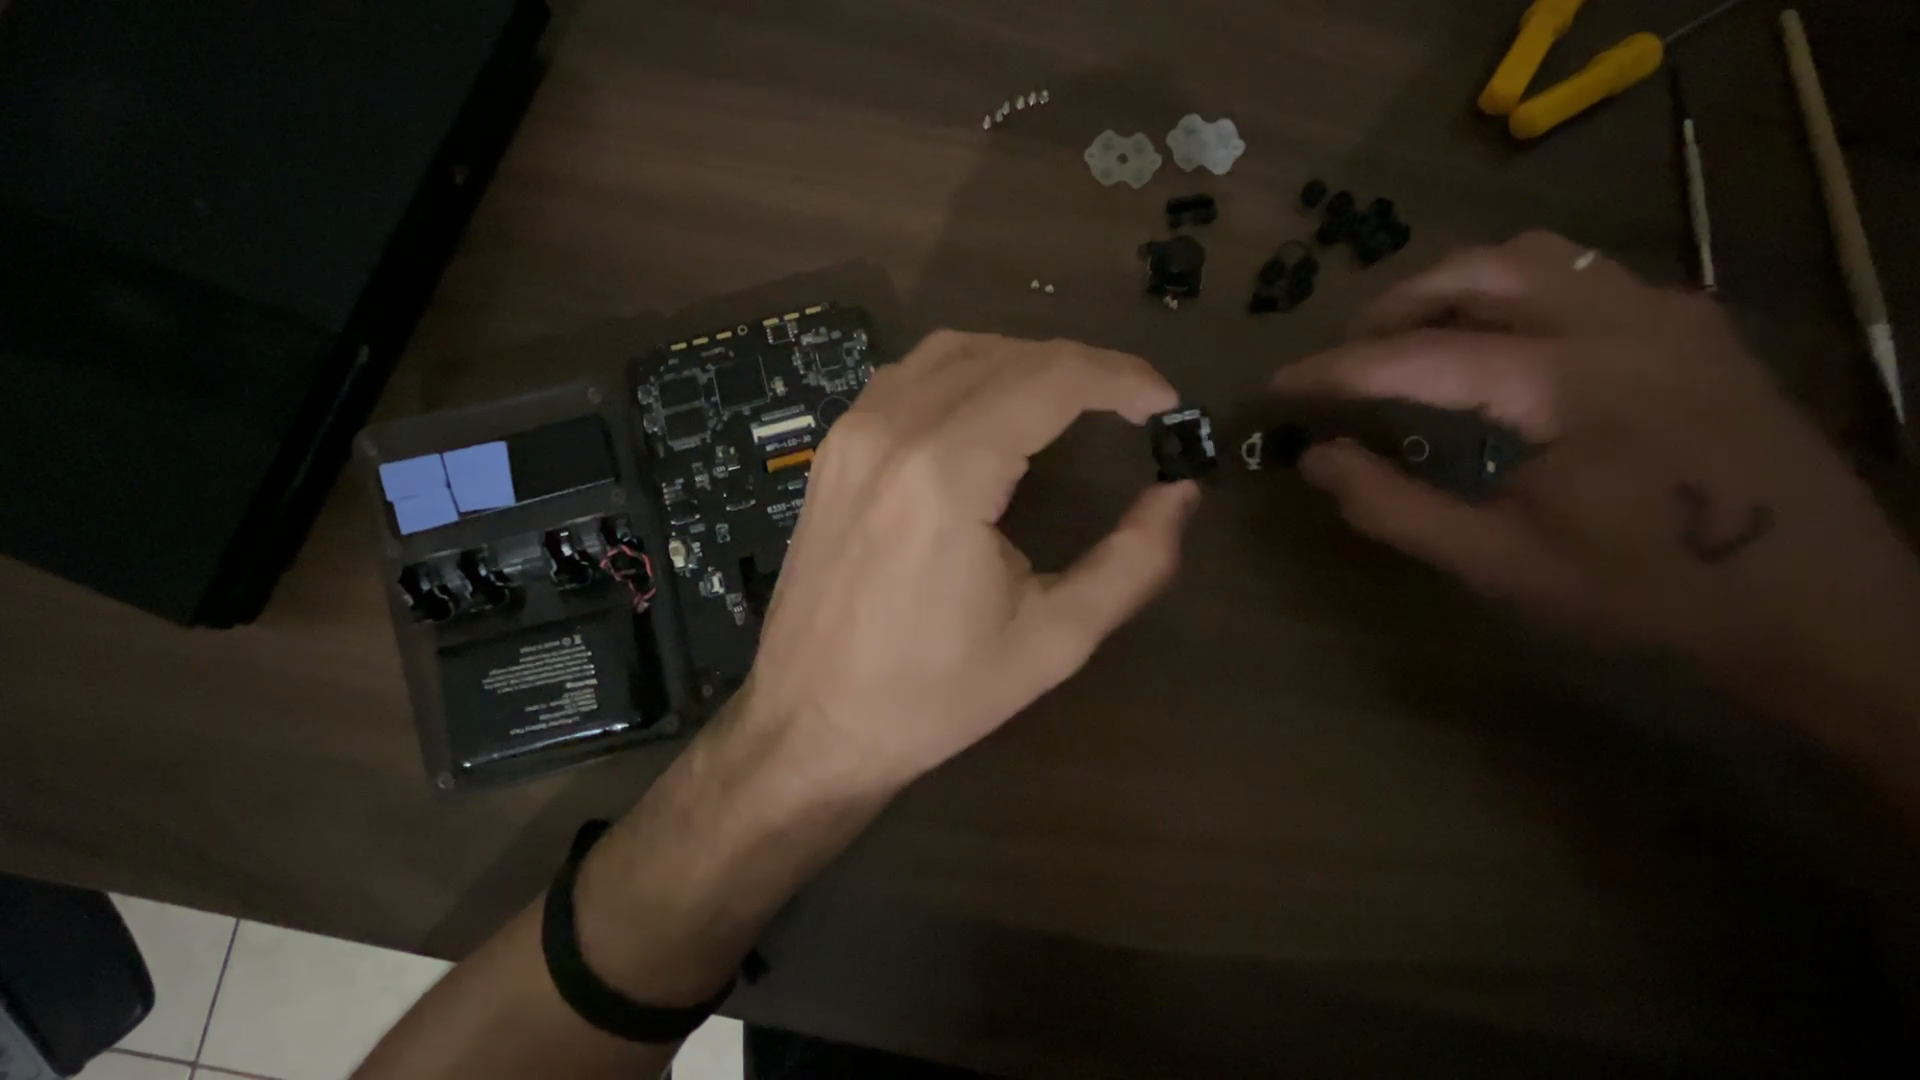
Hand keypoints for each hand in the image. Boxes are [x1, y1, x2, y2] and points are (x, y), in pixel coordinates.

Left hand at [735, 331, 1199, 791]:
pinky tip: (990, 412)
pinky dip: (965, 373)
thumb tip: (1181, 495)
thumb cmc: (932, 696)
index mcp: (947, 472)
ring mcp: (851, 434)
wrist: (811, 724)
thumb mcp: (1052, 641)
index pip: (1051, 378)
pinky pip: (906, 376)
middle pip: (1006, 355)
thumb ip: (1132, 562)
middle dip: (1081, 367)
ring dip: (1023, 362)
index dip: (1121, 377)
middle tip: (1130, 406)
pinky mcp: (833, 451)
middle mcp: (892, 430)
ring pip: (952, 352)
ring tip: (1072, 401)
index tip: (1165, 402)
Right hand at [1272, 232, 1919, 717]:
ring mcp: (1665, 312)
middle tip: (1347, 359)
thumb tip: (1315, 458)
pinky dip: (1515, 294)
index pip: (1414, 358)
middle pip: (1474, 271)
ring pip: (1533, 256)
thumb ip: (1392, 506)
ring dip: (1455, 288)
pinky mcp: (1693, 324)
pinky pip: (1582, 275)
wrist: (1815, 606)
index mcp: (1565, 384)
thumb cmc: (1642, 593)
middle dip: (1392, 308)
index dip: (1331, 371)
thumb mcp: (1498, 563)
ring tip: (1416, 340)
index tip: (1275, 386)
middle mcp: (1617, 322)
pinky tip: (1501, 347)